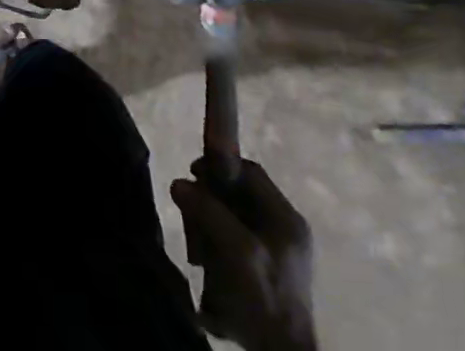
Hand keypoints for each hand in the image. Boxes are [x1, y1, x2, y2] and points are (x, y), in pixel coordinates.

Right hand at [170, 160, 316, 350]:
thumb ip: (209, 212)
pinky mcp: (263, 267)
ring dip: (208, 224)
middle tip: (191, 218)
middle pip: (238, 193)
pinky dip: (215, 243)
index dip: (219, 166)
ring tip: (198, 250)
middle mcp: (283, 227)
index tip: (193, 175)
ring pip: (231, 215)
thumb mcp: (237, 251)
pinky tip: (206, 263)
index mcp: (286, 217)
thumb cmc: (264, 298)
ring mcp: (274, 248)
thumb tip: (178, 182)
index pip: (250, 172)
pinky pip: (232, 238)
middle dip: (210, 201)